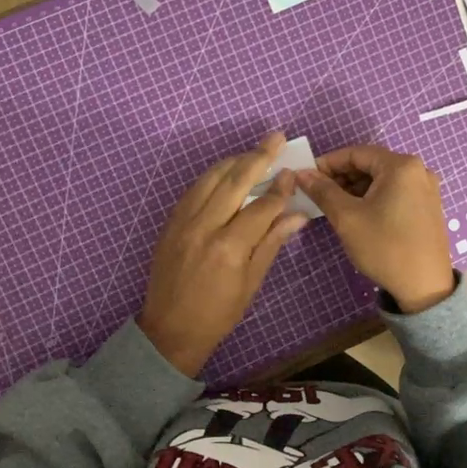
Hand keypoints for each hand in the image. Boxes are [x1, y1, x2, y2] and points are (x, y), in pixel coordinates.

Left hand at [139, 133, 309, 375]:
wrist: (170, 330)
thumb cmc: (218, 314)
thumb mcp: (251, 283)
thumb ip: (271, 243)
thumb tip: (296, 214)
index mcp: (229, 247)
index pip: (261, 206)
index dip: (280, 189)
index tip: (292, 174)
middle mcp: (204, 227)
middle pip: (234, 181)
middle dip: (258, 157)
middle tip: (275, 138)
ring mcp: (183, 222)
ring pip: (210, 179)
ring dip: (233, 161)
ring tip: (253, 152)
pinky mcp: (171, 222)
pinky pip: (194, 190)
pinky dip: (212, 177)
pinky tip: (226, 173)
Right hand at [296, 145, 454, 312]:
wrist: (424, 287)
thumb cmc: (384, 247)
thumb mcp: (347, 217)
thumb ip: (323, 190)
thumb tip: (302, 173)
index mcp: (401, 166)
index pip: (356, 153)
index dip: (328, 163)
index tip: (307, 178)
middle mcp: (419, 170)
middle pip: (371, 164)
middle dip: (342, 177)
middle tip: (319, 194)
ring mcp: (427, 189)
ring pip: (382, 180)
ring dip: (357, 188)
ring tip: (335, 207)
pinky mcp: (428, 207)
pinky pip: (395, 192)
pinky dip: (374, 198)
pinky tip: (359, 214)